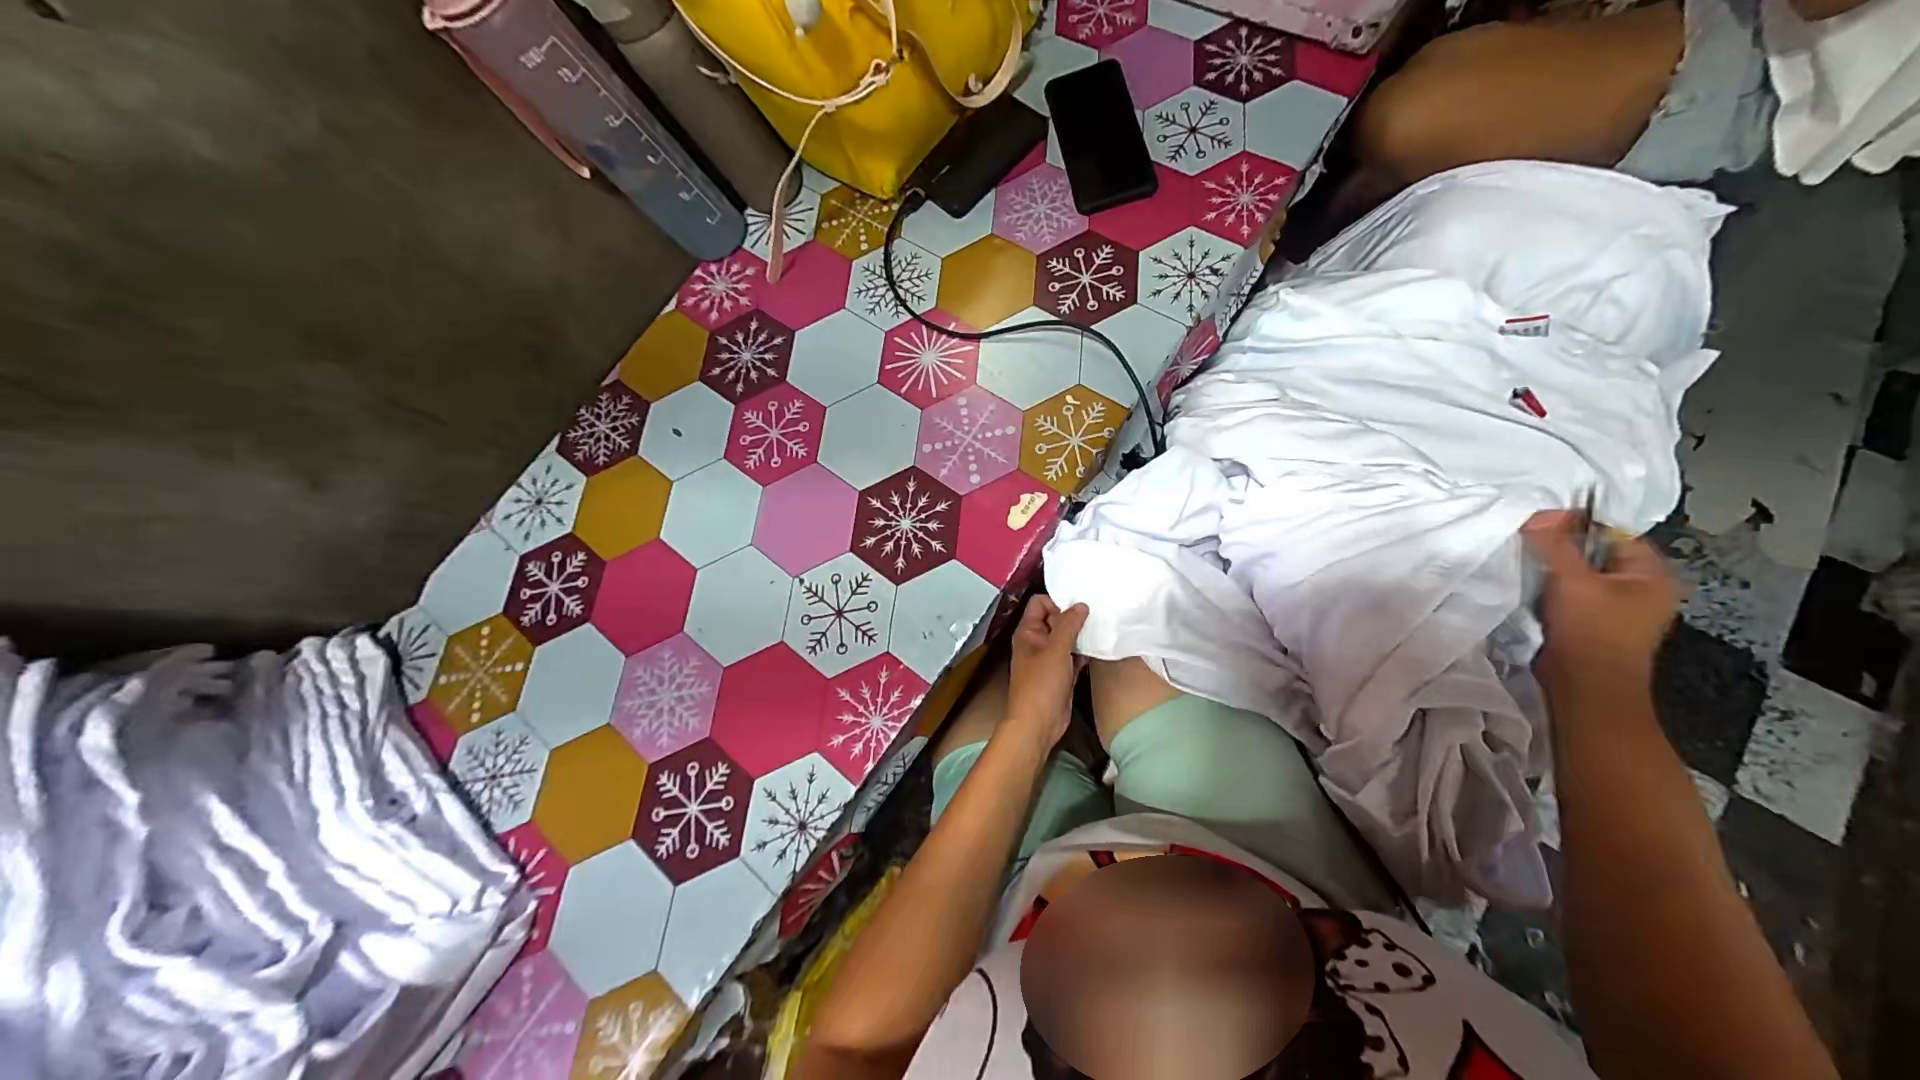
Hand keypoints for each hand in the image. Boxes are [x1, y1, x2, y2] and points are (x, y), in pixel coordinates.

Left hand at [1006, 595, 1089, 745]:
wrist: (1038, 724)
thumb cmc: (1041, 684)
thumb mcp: (1055, 650)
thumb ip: (1068, 625)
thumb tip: (1081, 605)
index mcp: (1028, 632)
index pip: (1040, 603)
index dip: (1058, 602)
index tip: (1080, 606)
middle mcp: (1037, 642)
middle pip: (1056, 619)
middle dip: (1074, 617)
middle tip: (1097, 615)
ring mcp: (1049, 659)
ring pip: (1066, 638)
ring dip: (1081, 635)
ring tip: (1102, 629)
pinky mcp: (1061, 674)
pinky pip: (1073, 656)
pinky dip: (1083, 653)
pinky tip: (1099, 649)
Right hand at [1523, 510, 1678, 694]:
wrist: (1586, 687)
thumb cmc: (1591, 630)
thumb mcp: (1571, 579)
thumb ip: (1554, 543)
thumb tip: (1539, 513)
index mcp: (1652, 574)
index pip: (1613, 533)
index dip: (1578, 525)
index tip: (1540, 525)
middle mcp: (1641, 589)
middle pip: (1594, 554)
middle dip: (1561, 550)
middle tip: (1529, 546)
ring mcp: (1618, 609)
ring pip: (1579, 576)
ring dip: (1552, 572)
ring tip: (1529, 570)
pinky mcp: (1593, 624)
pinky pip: (1570, 595)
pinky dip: (1550, 591)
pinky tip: (1532, 592)